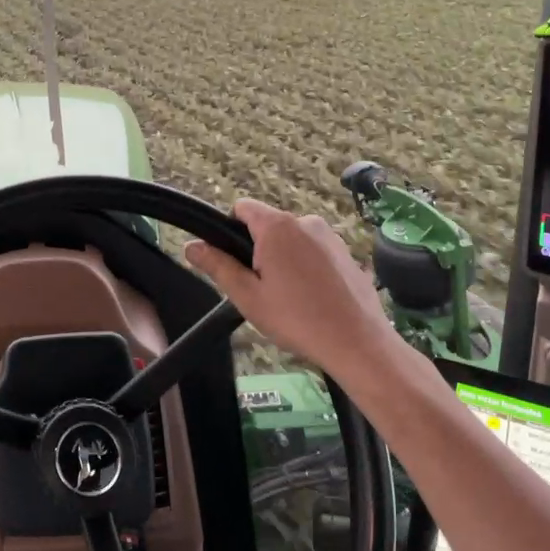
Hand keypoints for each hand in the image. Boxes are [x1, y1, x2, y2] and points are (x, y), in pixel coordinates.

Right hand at [182, 198, 395, 371]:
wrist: (358, 343)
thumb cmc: (296, 319)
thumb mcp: (247, 296)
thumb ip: (217, 266)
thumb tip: (191, 246)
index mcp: (277, 226)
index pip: (242, 208)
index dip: (231, 230)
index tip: (235, 262)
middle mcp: (305, 221)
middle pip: (269, 225)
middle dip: (259, 249)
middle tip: (261, 289)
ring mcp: (331, 236)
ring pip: (293, 240)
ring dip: (284, 259)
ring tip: (290, 299)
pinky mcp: (347, 253)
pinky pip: (315, 251)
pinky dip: (308, 267)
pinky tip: (314, 300)